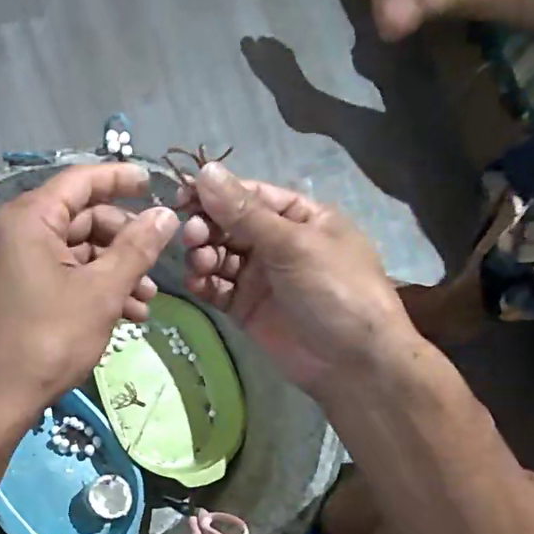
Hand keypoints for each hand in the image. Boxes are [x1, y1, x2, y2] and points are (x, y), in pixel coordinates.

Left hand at [0, 163, 179, 416]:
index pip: (81, 181)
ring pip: (79, 251)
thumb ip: (137, 248)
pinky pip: (66, 274)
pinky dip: (97, 288)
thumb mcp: (102, 290)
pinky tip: (129, 314)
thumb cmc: (52, 336)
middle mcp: (19, 232)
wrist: (4, 395)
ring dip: (117, 271)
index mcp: (30, 219)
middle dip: (125, 241)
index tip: (154, 184)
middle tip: (157, 265)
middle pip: (83, 218)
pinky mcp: (24, 290)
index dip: (120, 179)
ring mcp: (19, 263)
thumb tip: (167, 215)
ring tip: (147, 301)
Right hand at [179, 163, 411, 394]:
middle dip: (207, 227)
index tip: (182, 196)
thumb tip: (205, 171)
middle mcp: (277, 242)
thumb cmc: (335, 290)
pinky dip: (204, 284)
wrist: (352, 362)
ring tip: (201, 264)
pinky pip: (217, 288)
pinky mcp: (246, 307)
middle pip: (229, 225)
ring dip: (204, 256)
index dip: (215, 194)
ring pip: (219, 256)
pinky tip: (198, 284)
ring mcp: (260, 277)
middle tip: (192, 237)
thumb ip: (245, 212)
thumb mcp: (293, 244)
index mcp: (299, 217)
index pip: (249, 195)